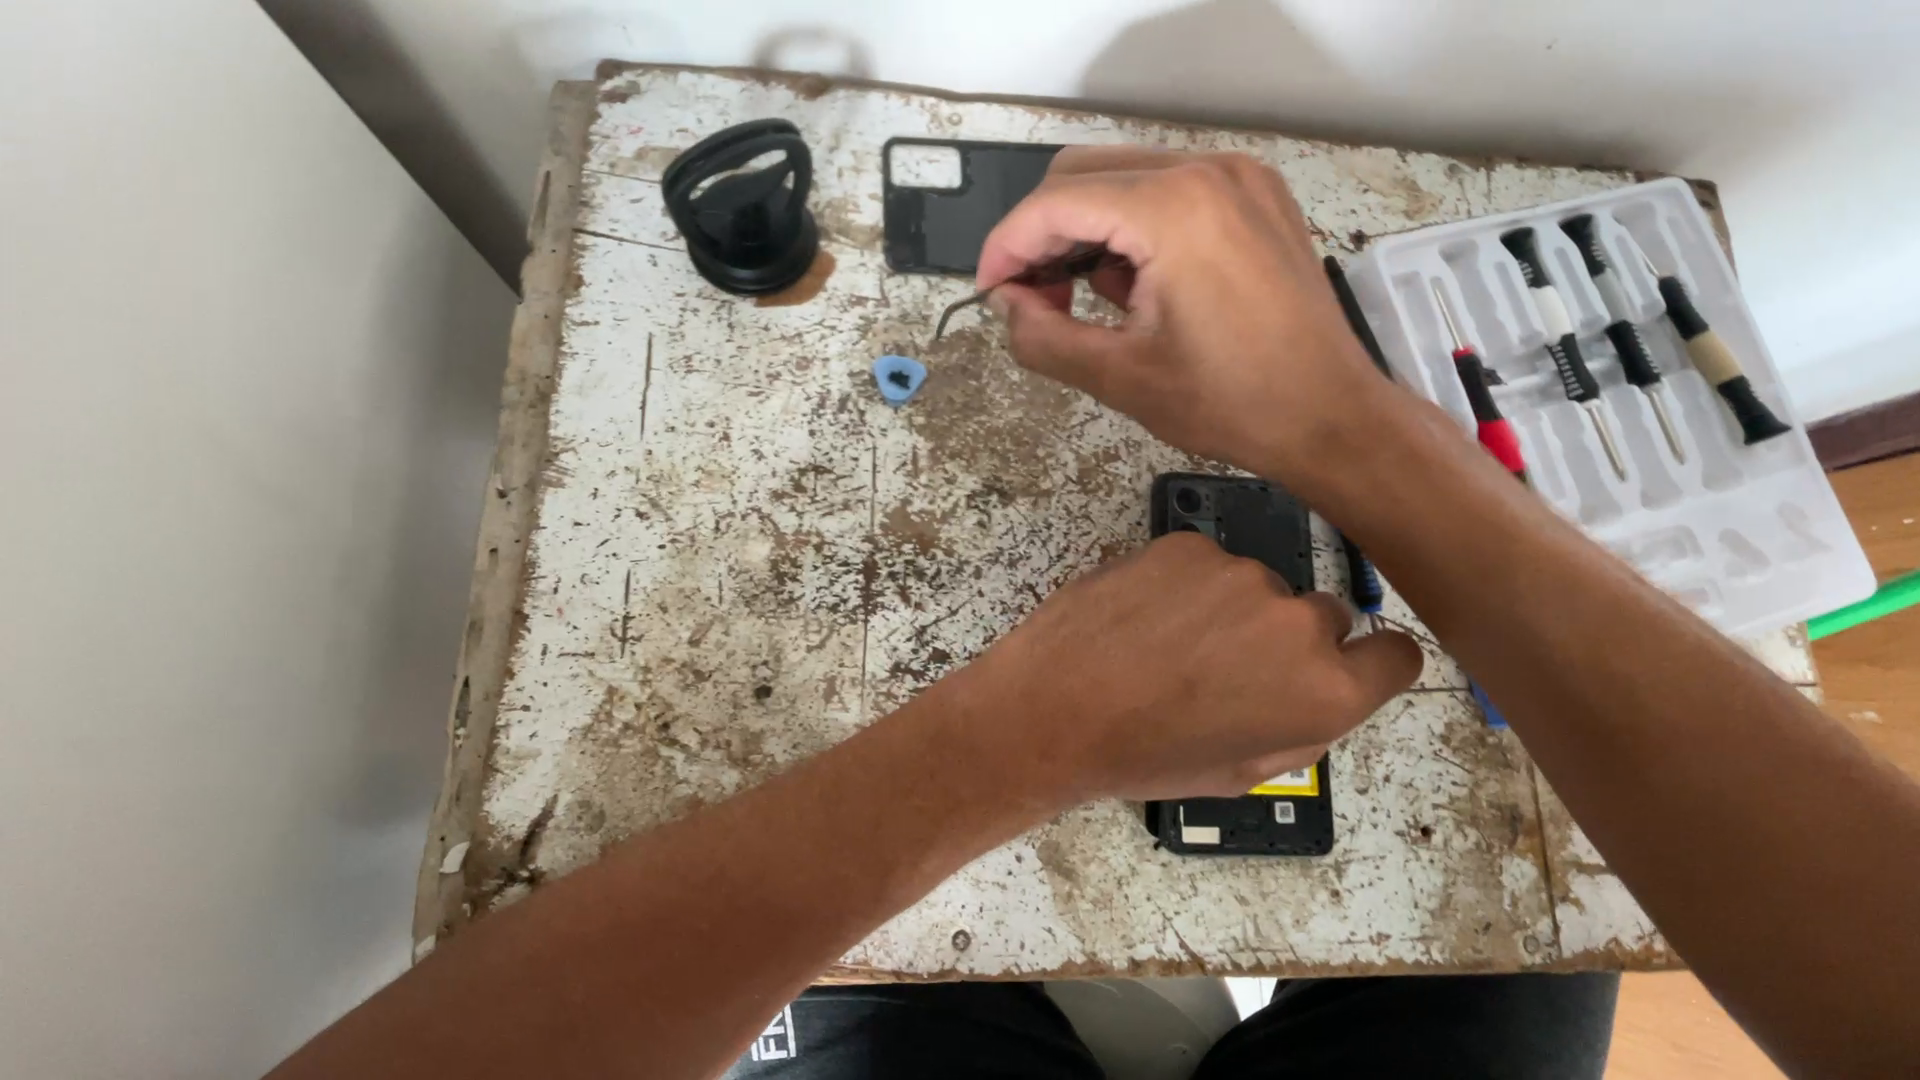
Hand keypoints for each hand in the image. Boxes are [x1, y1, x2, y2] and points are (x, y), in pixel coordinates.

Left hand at [947, 532, 1421, 803]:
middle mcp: (1296, 620)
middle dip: (1291, 640)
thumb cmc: (1145, 756)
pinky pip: (1206, 564)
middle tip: (1228, 668)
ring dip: (1232, 610)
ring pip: (1258, 587)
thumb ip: (1306, 725)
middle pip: (1325, 617)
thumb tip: (1327, 688)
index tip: (1339, 670)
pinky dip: (1186, 585)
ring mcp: (1239, 573)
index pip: (1395, 655)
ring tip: (1170, 647)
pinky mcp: (1185, 544)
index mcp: (1324, 689)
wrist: (1053, 709)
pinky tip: (1144, 617)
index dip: (1366, 665)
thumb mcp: (1244, 773)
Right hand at [977, 146, 1400, 488]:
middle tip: (1033, 301)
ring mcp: (1238, 178)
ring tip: (1083, 300)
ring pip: (1123, 178)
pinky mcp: (1255, 196)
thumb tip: (1007, 306)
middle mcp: (1207, 171)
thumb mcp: (1120, 378)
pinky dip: (1131, 229)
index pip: (1056, 204)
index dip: (1007, 247)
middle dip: (1043, 236)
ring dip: (1085, 232)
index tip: (989, 293)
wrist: (1328, 415)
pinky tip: (1134, 286)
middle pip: (1083, 175)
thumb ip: (1043, 338)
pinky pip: (1167, 190)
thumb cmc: (1230, 403)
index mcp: (1173, 210)